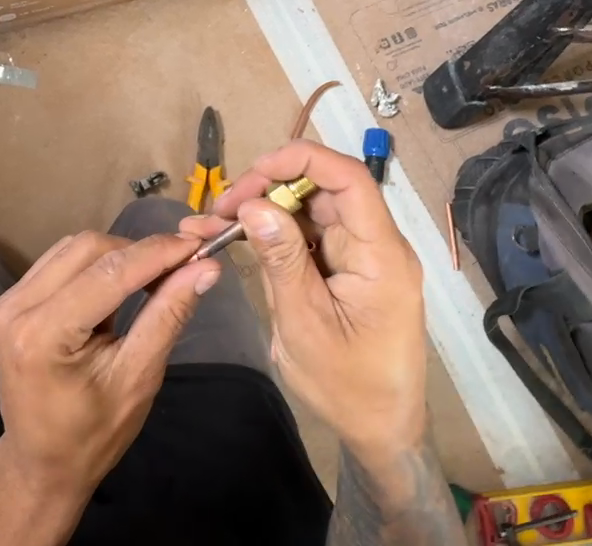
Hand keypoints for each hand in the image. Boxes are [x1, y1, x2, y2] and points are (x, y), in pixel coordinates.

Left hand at [0, 230, 220, 496]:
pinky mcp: (14, 298)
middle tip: (179, 269)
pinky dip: (96, 265)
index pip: (109, 272)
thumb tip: (207, 268)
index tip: (198, 245)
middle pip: (89, 248)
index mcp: (44, 334)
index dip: (157, 253)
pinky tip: (117, 291)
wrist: (40, 464)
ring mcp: (10, 299)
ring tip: (151, 283)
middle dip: (139, 252)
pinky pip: (62, 260)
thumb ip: (168, 315)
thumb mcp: (138, 379)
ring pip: (75, 247)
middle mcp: (18, 306)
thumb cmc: (93, 435)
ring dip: (118, 256)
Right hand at [181, 140, 428, 461]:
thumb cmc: (349, 385)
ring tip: (211, 222)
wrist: (379, 430)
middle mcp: (372, 244)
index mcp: (380, 255)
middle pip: (321, 189)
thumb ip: (281, 261)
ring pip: (306, 208)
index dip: (302, 160)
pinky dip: (266, 232)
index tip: (253, 171)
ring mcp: (355, 254)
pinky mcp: (339, 266)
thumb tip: (253, 205)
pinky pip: (302, 234)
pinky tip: (228, 237)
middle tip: (220, 208)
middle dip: (267, 187)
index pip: (350, 179)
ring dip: (260, 209)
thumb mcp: (306, 325)